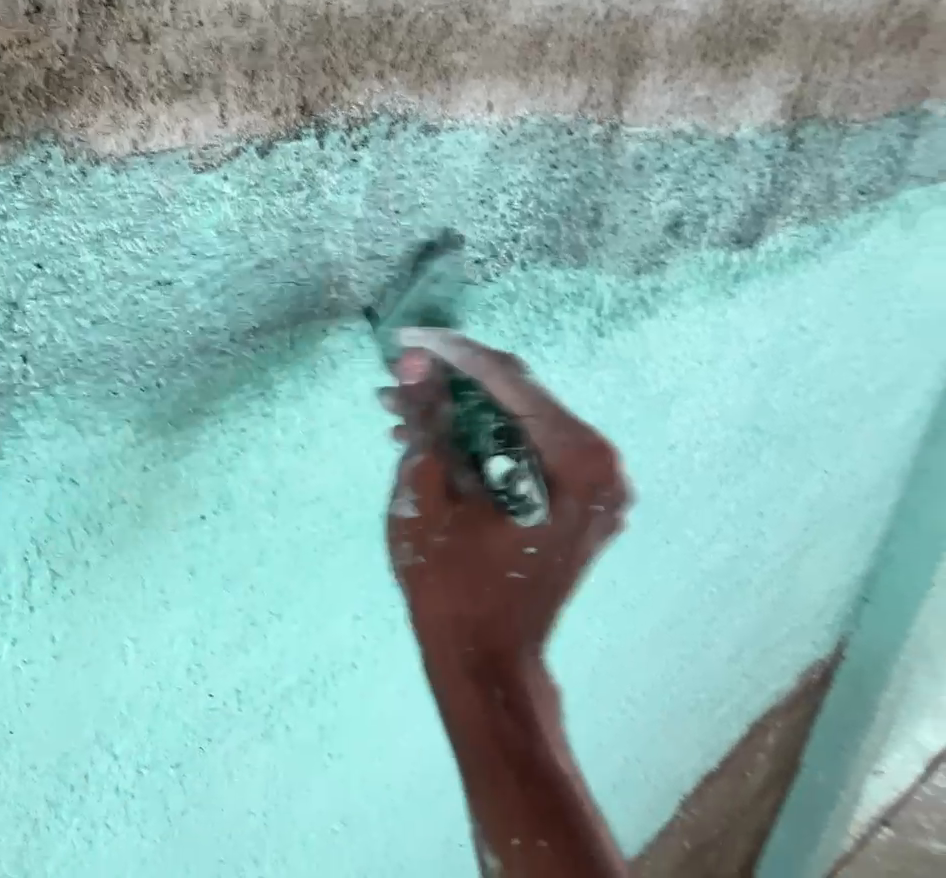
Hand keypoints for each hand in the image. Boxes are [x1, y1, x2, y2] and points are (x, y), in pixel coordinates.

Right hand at [379, 328, 628, 662]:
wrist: (485, 656)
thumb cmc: (451, 581)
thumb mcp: (426, 493)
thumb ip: (426, 422)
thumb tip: (414, 364)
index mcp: (577, 461)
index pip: (508, 379)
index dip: (450, 353)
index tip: (404, 338)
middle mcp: (600, 466)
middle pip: (516, 396)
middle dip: (449, 382)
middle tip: (393, 375)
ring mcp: (592, 487)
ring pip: (515, 422)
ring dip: (456, 411)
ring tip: (394, 408)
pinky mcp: (573, 502)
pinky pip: (521, 450)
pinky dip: (474, 440)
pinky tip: (425, 439)